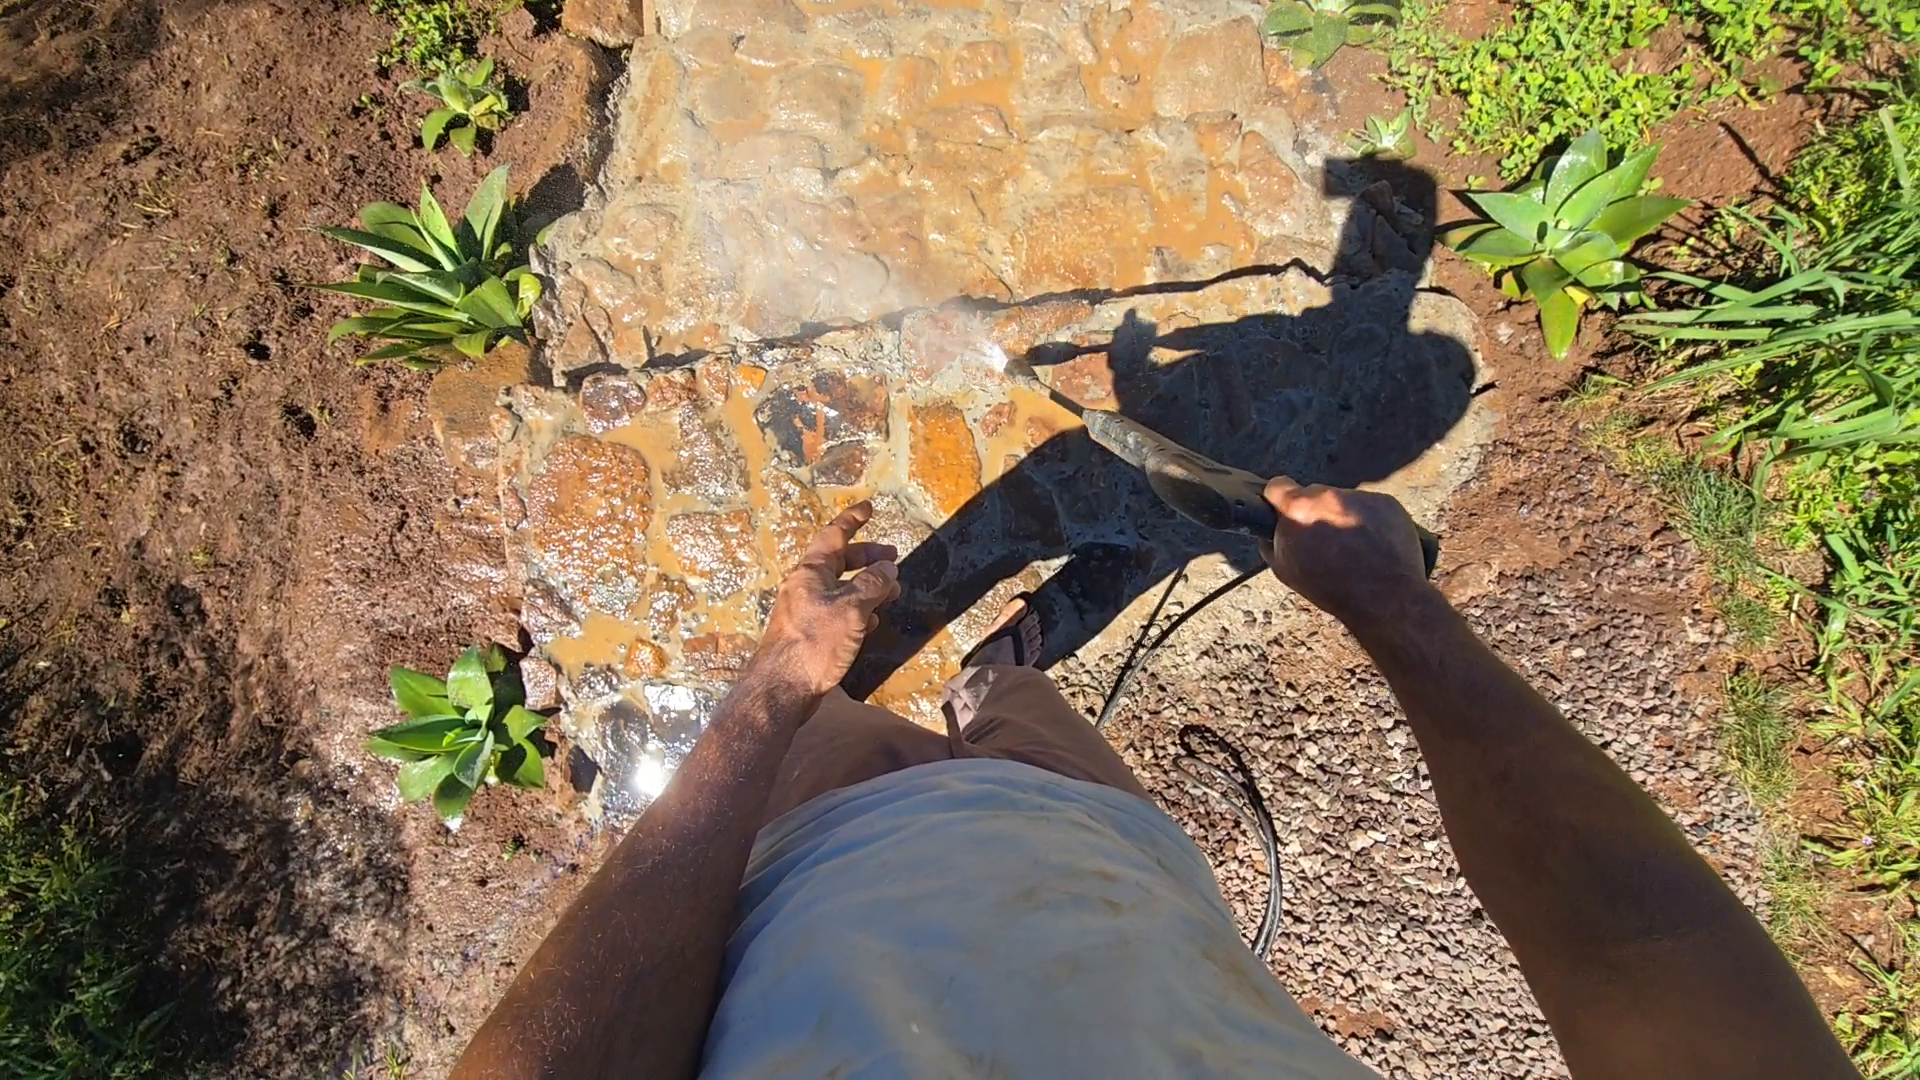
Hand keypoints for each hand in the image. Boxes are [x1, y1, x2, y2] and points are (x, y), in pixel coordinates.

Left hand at [751, 501, 901, 696]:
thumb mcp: (851, 609)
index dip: (853, 520)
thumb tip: (888, 569)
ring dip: (867, 587)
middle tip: (892, 557)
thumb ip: (872, 585)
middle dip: (867, 557)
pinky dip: (857, 611)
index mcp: (811, 572)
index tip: (868, 508)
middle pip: (840, 562)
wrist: (783, 689)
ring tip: (892, 592)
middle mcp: (805, 587)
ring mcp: (806, 612)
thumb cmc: (815, 643)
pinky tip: (871, 622)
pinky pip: (838, 613)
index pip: (834, 535)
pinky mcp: (810, 635)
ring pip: (841, 589)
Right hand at [1261, 476, 1431, 629]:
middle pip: (1312, 493)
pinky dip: (1367, 519)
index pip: (1277, 486)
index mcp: (1298, 509)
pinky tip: (1370, 544)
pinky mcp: (1386, 502)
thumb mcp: (1284, 570)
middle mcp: (1328, 496)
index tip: (1282, 508)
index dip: (1277, 498)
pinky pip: (1368, 505)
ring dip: (1340, 514)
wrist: (1384, 597)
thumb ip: (1272, 541)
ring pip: (1341, 500)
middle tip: (1321, 537)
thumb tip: (1271, 530)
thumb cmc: (1331, 588)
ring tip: (1350, 545)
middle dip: (1312, 510)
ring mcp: (1360, 497)